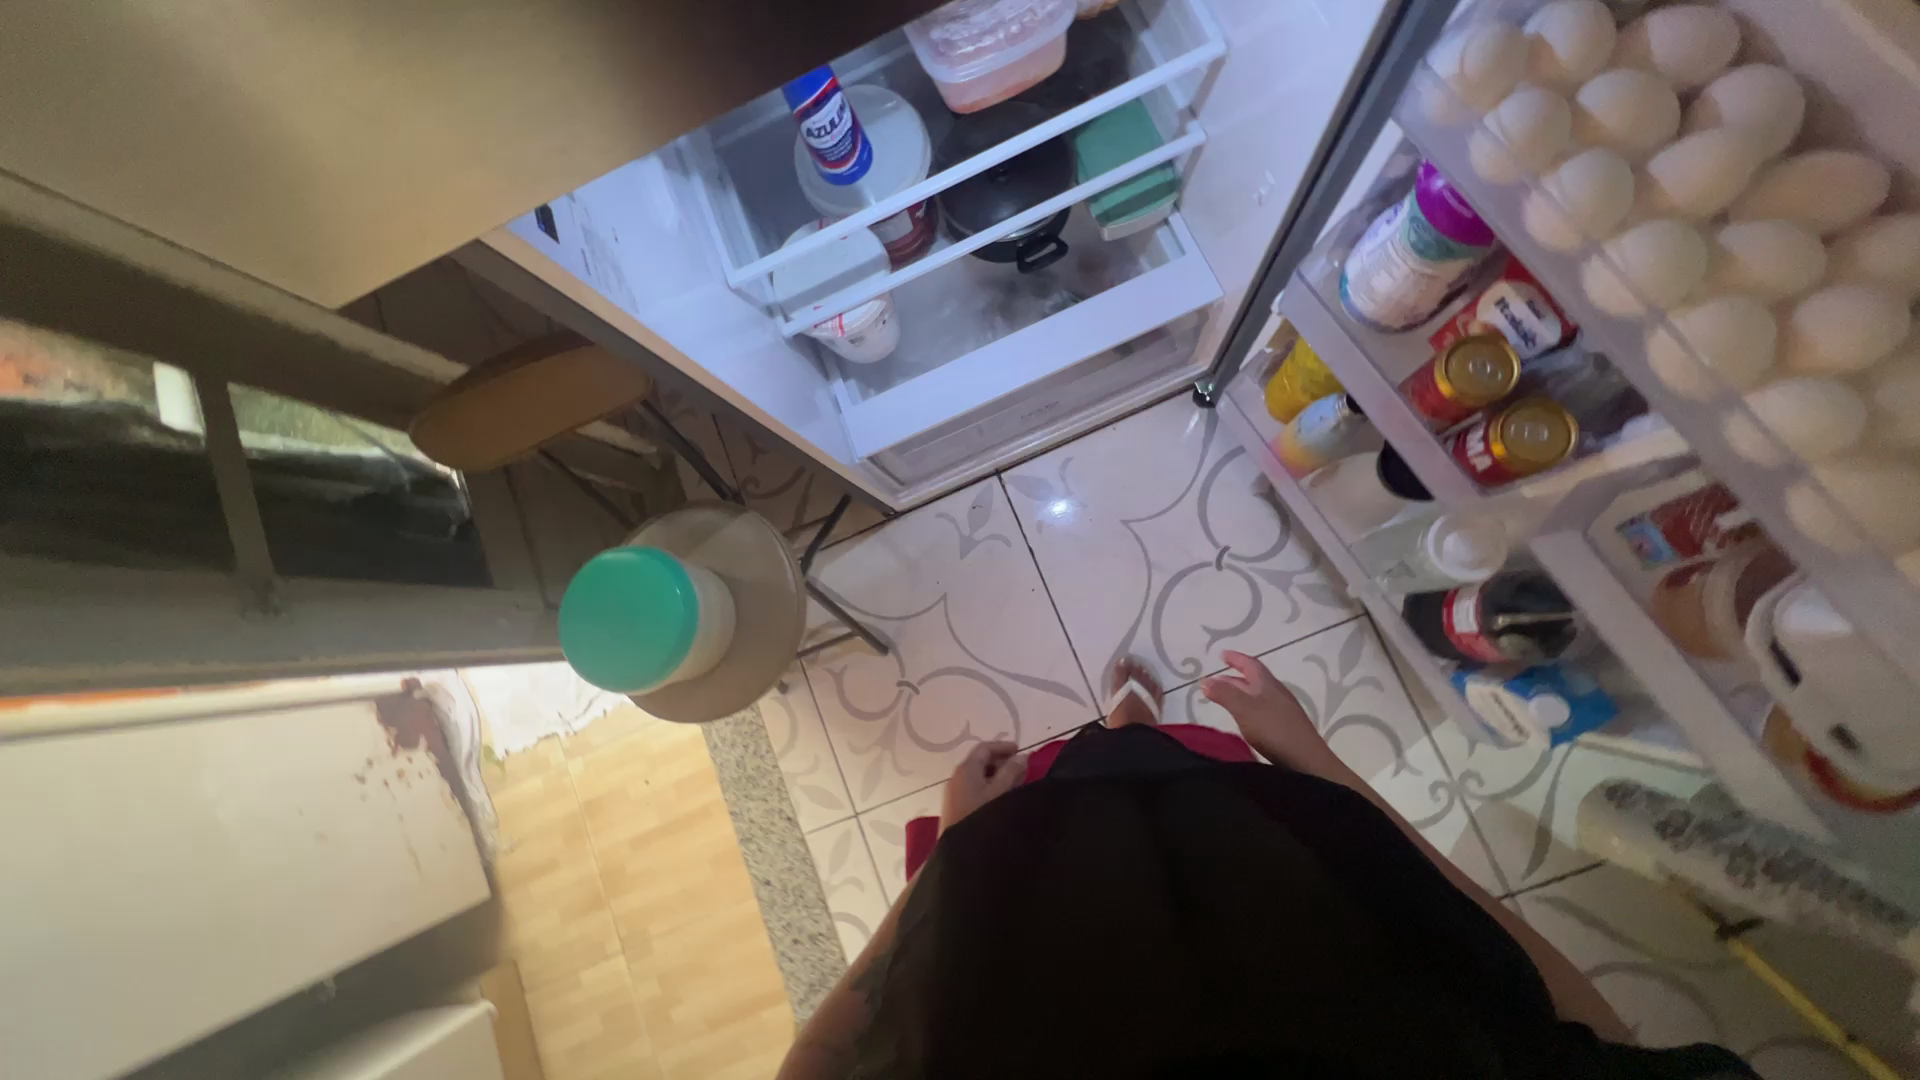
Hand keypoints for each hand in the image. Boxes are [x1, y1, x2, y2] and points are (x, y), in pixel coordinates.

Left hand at [939, 740, 1026, 829]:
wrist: (958, 854)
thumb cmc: (981, 818)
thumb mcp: (1000, 793)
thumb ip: (1012, 772)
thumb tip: (1022, 756)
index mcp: (966, 769)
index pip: (984, 748)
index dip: (1003, 747)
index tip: (1021, 751)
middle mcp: (957, 777)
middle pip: (980, 761)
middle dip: (1002, 762)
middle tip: (1022, 769)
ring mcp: (954, 793)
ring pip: (978, 776)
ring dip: (997, 776)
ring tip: (1016, 785)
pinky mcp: (955, 808)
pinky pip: (974, 789)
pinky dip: (989, 788)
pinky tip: (1002, 800)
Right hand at [1200, 651, 1341, 774]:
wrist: (1307, 762)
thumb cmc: (1274, 730)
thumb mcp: (1244, 709)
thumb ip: (1224, 694)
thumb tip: (1205, 680)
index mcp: (1268, 684)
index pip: (1251, 664)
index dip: (1236, 658)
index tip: (1222, 655)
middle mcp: (1277, 693)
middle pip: (1254, 680)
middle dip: (1234, 677)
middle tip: (1216, 680)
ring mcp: (1284, 711)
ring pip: (1259, 695)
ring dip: (1241, 693)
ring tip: (1225, 699)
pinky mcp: (1286, 728)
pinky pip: (1263, 709)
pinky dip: (1249, 707)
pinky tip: (1245, 719)